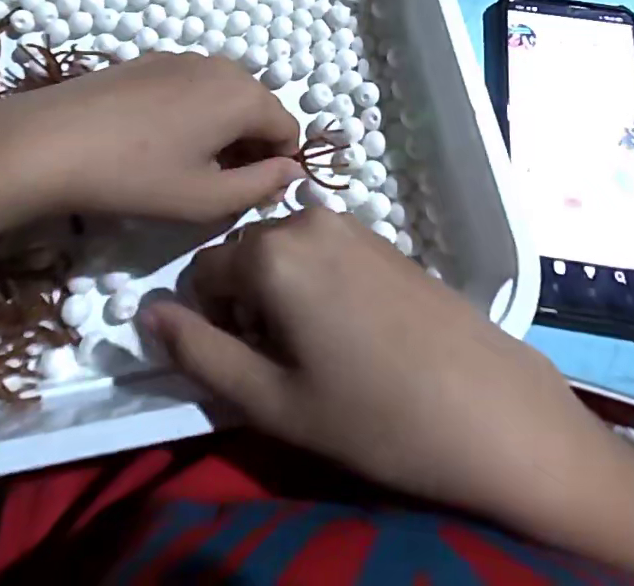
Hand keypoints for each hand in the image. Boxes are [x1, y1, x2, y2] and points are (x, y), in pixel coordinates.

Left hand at [0, 52, 302, 226]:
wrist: (49, 141)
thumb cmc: (136, 176)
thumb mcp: (206, 198)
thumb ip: (261, 186)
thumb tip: (290, 171)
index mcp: (243, 95)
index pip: (288, 129)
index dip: (278, 165)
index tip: (250, 193)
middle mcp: (220, 65)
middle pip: (258, 107)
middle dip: (251, 144)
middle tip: (219, 181)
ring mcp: (182, 56)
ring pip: (224, 94)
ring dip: (223, 127)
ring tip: (187, 162)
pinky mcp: (150, 59)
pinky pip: (193, 85)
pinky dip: (194, 110)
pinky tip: (157, 138)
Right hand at [142, 210, 603, 534]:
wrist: (488, 405)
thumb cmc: (371, 413)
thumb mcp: (269, 399)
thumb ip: (196, 351)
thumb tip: (144, 312)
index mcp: (271, 252)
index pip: (201, 271)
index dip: (212, 320)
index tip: (250, 360)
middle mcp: (307, 219)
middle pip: (242, 256)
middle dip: (246, 302)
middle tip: (288, 359)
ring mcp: (350, 222)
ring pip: (282, 252)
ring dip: (282, 292)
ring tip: (325, 346)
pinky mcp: (382, 234)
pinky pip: (321, 249)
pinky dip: (317, 281)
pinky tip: (357, 328)